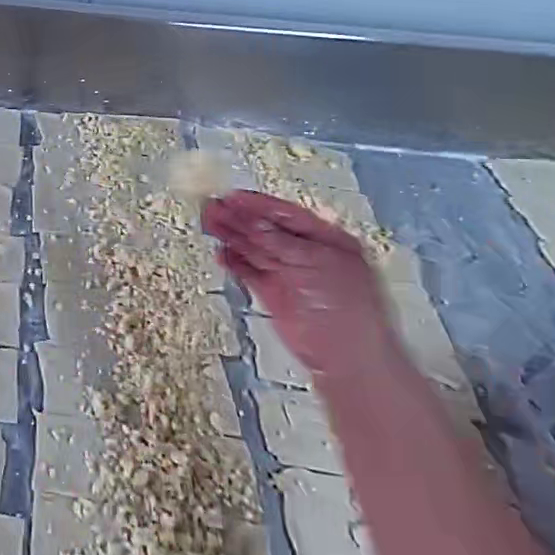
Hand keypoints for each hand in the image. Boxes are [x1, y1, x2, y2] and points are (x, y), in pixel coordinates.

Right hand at [201, 190, 399, 383]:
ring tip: (207, 222)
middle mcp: (306, 254)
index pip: (287, 214)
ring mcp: (289, 274)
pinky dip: (233, 262)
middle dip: (238, 217)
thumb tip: (253, 221)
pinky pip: (248, 271)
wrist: (347, 358)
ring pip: (253, 247)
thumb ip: (280, 241)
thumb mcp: (315, 263)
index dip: (258, 204)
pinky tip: (220, 252)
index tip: (232, 196)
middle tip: (211, 206)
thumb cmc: (347, 308)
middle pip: (265, 229)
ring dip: (230, 235)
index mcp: (327, 241)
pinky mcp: (274, 293)